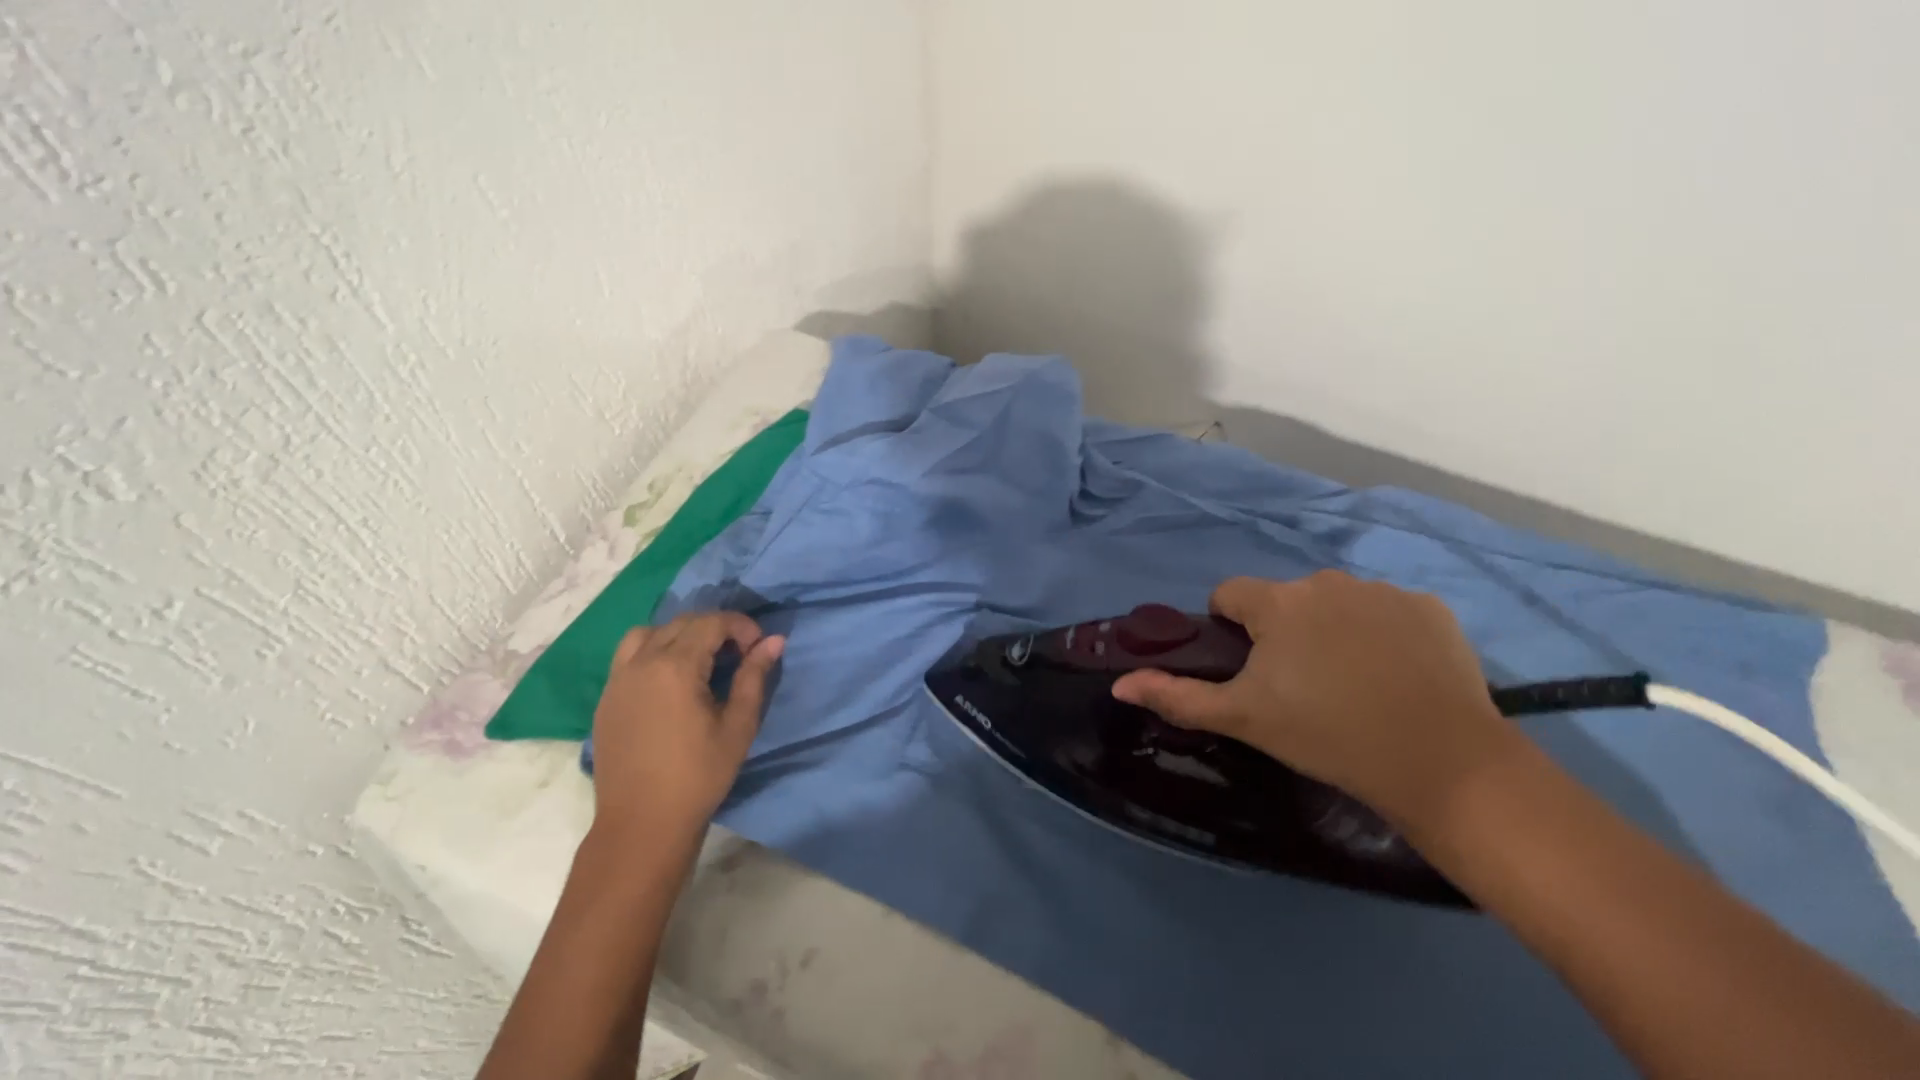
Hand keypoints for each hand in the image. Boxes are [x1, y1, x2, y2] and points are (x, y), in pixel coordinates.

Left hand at [590, 612, 784, 840]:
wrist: (642, 823)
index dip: (741, 626)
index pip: (711, 623)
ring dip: (679, 635)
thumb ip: (754, 677)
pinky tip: (671, 682)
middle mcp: (641, 662)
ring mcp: (618, 680)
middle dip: (715, 628)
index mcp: (675, 667)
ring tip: (700, 661)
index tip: (759, 647)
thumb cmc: (699, 776)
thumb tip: (774, 641)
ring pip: (648, 633)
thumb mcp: (738, 727)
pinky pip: (629, 657)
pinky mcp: (607, 698)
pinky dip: (653, 652)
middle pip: (681, 623)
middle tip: (739, 654)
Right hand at [1111, 572, 1522, 822]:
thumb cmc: (1326, 736)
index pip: (1230, 594)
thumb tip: (1120, 684)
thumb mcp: (1244, 720)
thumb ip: (1179, 696)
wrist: (1439, 760)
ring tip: (1353, 687)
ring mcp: (1383, 591)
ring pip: (1337, 605)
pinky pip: (1387, 613)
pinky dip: (1383, 637)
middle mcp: (1327, 581)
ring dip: (1332, 632)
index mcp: (1278, 602)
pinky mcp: (1430, 608)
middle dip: (1283, 633)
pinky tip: (1396, 680)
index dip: (1230, 630)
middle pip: (1285, 600)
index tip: (1249, 672)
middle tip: (1301, 690)